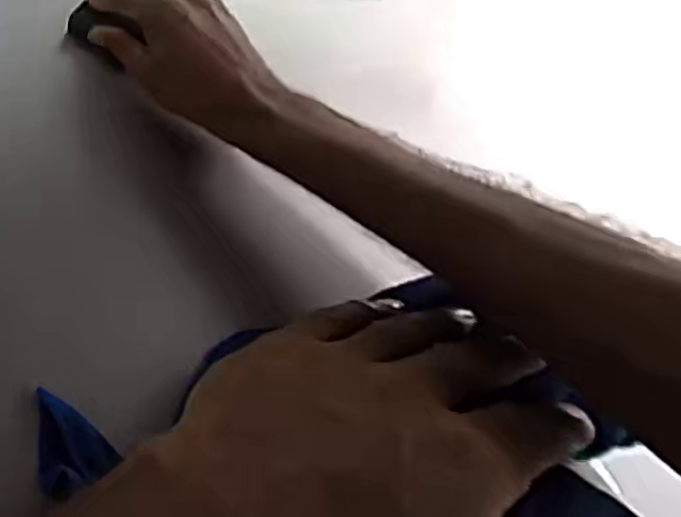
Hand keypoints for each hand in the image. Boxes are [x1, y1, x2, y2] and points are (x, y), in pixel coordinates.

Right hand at [86, 0, 292, 138]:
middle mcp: (184, 2)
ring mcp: (206, 6)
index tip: (94, 4)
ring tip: (136, 11)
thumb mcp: (143, 70)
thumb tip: (102, 33)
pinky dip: (171, 0)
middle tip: (109, 10)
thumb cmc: (203, 92)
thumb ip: (118, 45)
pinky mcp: (222, 14)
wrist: (248, 103)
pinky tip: (167, 13)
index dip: (102, 3)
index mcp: (160, 11)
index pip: (121, 0)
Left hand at [136, 300, 594, 516]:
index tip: (567, 416)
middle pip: (472, 363)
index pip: (535, 431)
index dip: (558, 422)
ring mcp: (343, 362)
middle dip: (504, 354)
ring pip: (403, 331)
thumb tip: (483, 490)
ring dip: (436, 323)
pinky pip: (334, 318)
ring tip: (458, 317)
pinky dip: (361, 310)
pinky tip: (373, 308)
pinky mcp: (287, 342)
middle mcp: (411, 397)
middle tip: (521, 348)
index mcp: (469, 459)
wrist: (239, 497)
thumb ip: (473, 499)